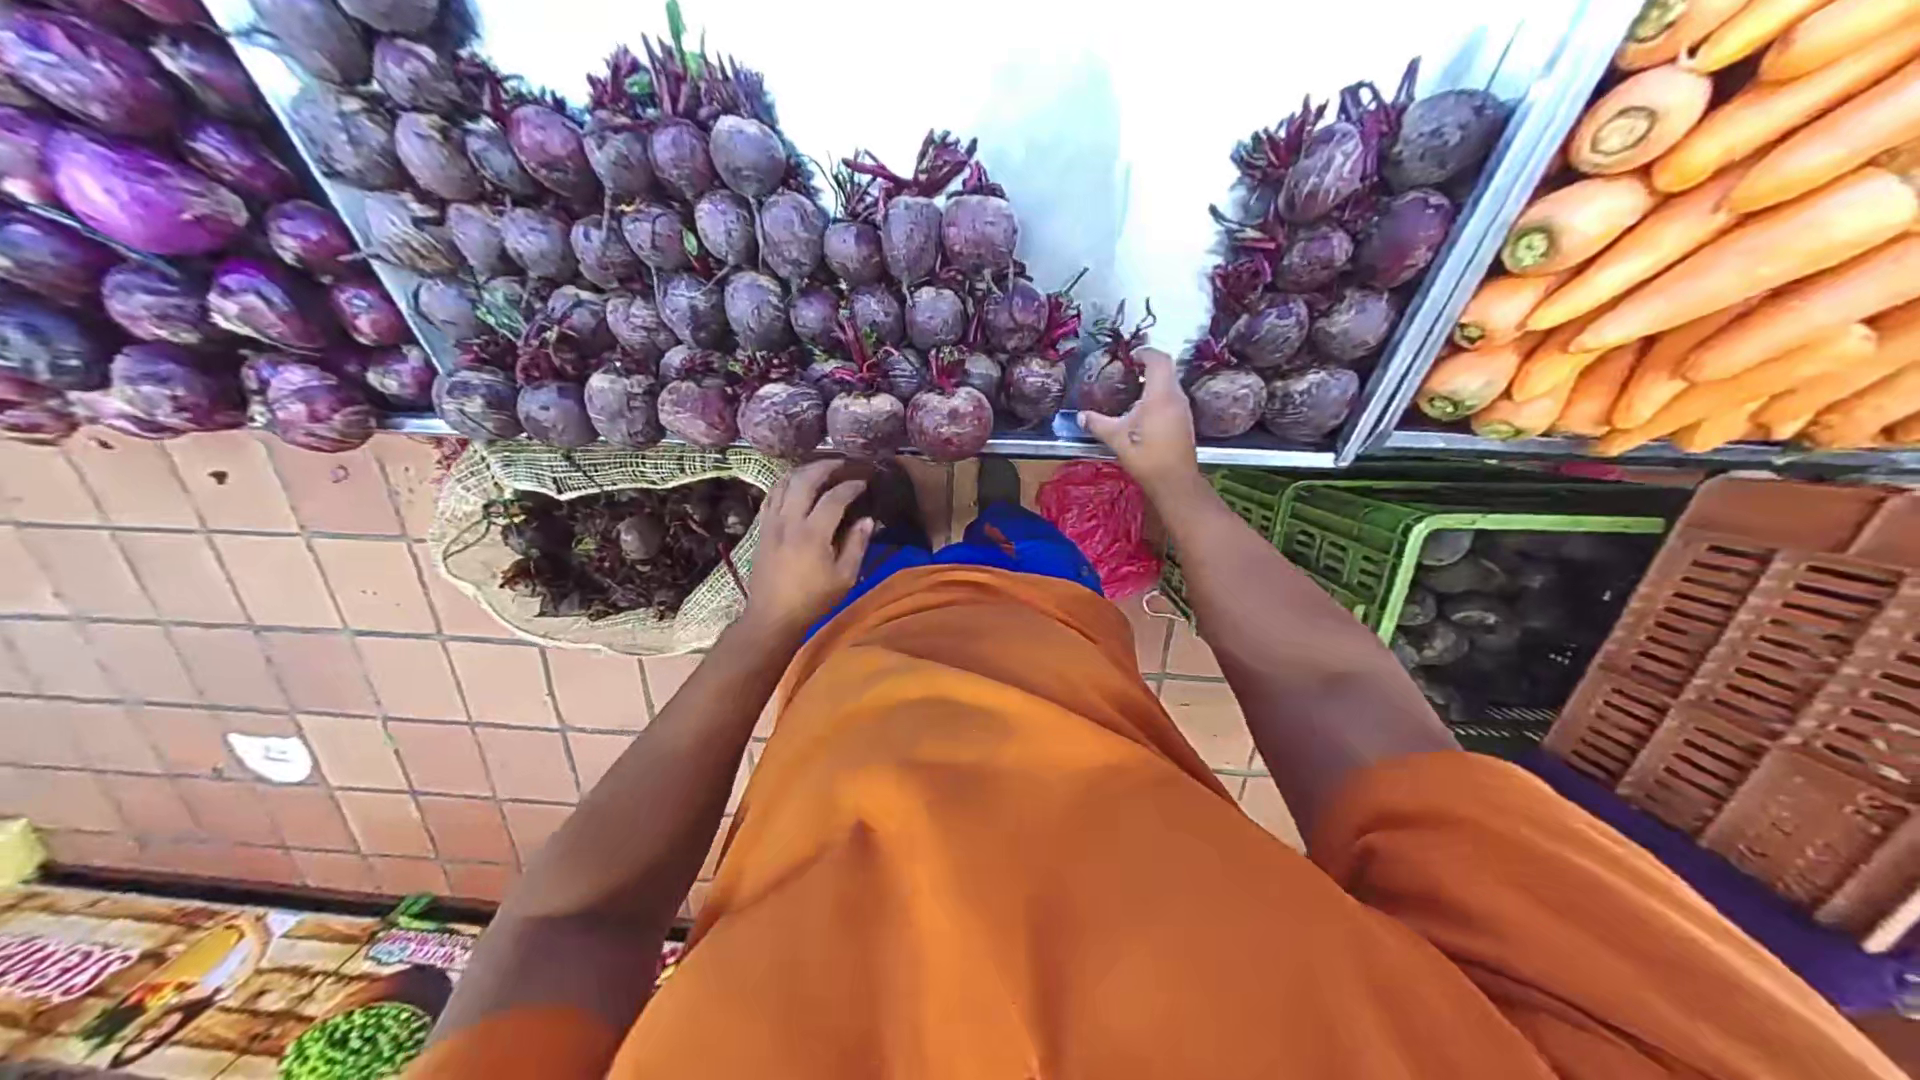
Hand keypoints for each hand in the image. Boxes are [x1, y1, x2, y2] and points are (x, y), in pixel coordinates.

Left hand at [739, 459, 873, 638]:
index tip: (863, 483)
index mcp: (813, 534)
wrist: (772, 616)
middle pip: (804, 480)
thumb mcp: (844, 577)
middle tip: (841, 463)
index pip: (834, 498)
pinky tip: (794, 484)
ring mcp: (772, 523)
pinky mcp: (762, 529)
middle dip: (824, 466)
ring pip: (784, 483)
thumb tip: (868, 520)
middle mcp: (789, 521)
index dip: (850, 486)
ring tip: (818, 469)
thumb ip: (857, 545)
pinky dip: (785, 484)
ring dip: (803, 471)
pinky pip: (772, 496)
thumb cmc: (813, 600)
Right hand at [1079, 348, 1202, 500]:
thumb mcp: (1116, 438)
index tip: (1131, 355)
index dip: (1146, 352)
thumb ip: (1097, 424)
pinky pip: (1172, 400)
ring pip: (1170, 385)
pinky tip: (1143, 413)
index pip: (1159, 359)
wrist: (1174, 482)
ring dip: (1154, 383)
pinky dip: (1159, 398)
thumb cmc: (1146, 456)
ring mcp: (1183, 410)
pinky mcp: (1185, 423)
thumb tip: (1080, 416)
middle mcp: (1176, 397)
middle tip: (1129, 371)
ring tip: (1133, 391)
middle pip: (1166, 370)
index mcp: (1160, 394)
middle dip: (1148, 367)